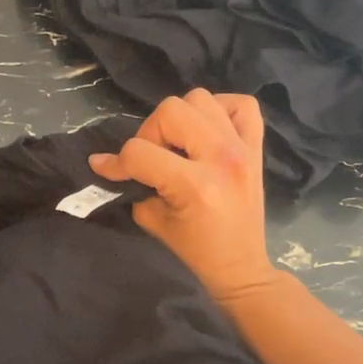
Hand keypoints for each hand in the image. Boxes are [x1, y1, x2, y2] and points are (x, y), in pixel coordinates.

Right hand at [89, 88, 282, 305]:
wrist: (240, 264)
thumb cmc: (194, 250)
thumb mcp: (153, 221)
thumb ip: (135, 186)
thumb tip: (111, 162)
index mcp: (195, 185)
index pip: (139, 152)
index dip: (115, 162)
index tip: (106, 170)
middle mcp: (221, 158)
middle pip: (171, 111)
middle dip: (149, 133)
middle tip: (150, 159)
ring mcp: (243, 149)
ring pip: (200, 99)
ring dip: (180, 119)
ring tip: (177, 144)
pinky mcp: (256, 147)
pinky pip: (241, 105)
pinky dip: (220, 110)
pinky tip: (207, 131)